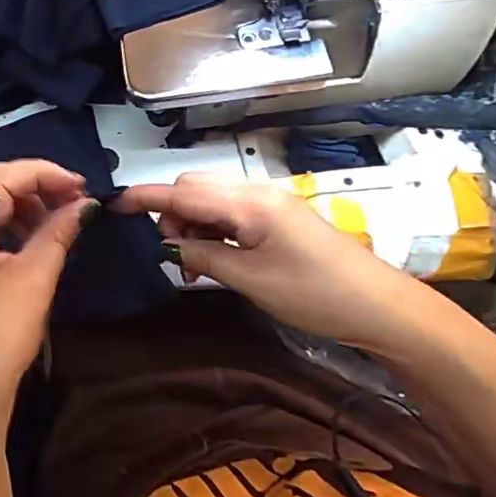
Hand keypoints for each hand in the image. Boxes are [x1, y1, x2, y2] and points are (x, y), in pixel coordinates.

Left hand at [0, 160, 95, 426]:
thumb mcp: (33, 282)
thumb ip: (57, 233)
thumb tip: (84, 204)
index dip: (39, 173)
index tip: (78, 185)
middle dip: (28, 182)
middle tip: (69, 197)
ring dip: (18, 201)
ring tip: (55, 217)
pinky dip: (5, 221)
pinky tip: (32, 234)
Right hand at [113, 173, 455, 353]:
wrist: (382, 308)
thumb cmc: (316, 294)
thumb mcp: (250, 280)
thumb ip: (202, 256)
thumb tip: (167, 246)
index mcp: (248, 203)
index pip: (182, 193)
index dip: (144, 197)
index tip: (113, 205)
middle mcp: (256, 192)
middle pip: (192, 188)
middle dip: (171, 215)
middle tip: (176, 256)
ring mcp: (269, 201)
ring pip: (208, 198)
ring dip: (191, 224)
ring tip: (196, 263)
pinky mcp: (277, 215)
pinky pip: (228, 210)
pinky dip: (211, 228)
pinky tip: (216, 256)